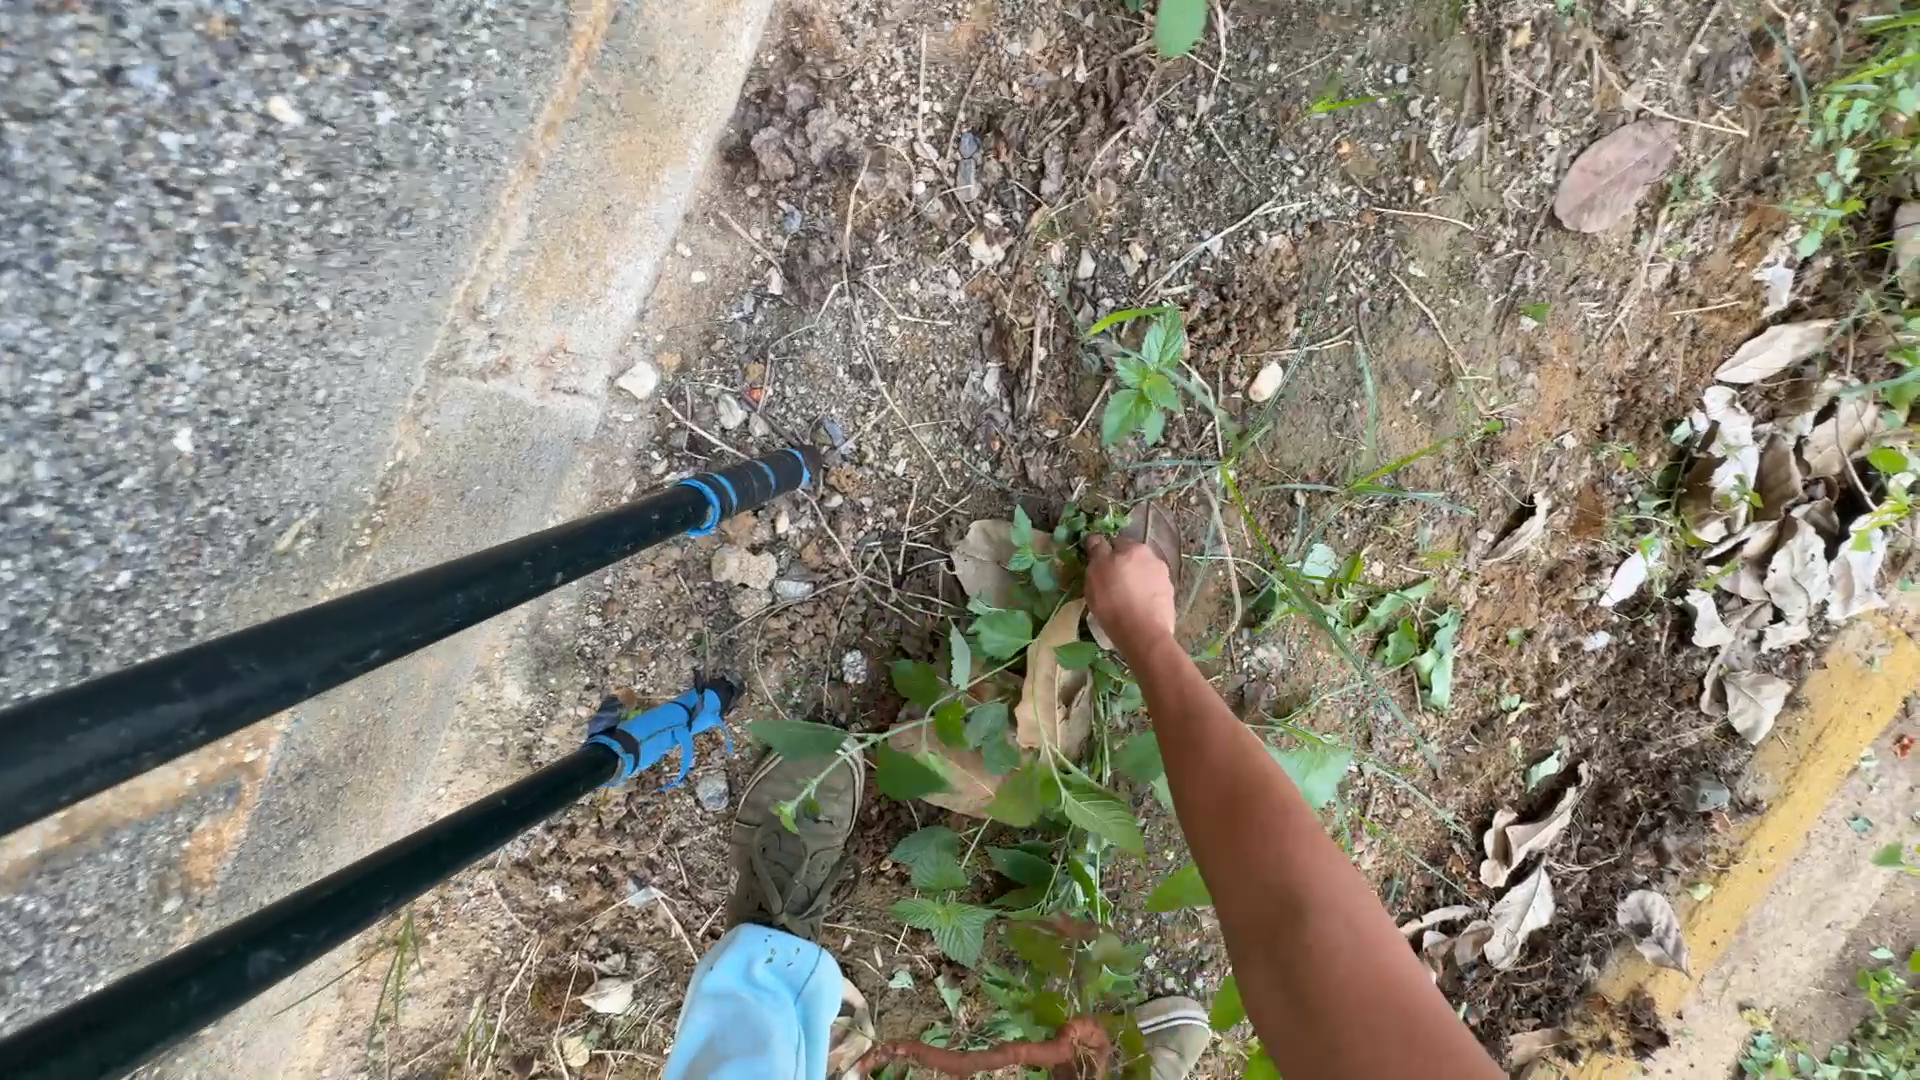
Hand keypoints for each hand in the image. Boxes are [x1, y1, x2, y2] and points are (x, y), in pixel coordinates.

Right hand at [1083, 534, 1175, 657]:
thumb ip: (1097, 551)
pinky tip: (1135, 610)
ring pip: (1142, 576)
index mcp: (1135, 548)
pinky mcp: (1169, 599)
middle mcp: (1153, 558)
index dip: (1103, 555)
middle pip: (1131, 559)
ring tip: (1122, 601)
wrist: (1142, 634)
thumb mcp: (1095, 572)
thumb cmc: (1113, 600)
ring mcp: (1164, 579)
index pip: (1114, 543)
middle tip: (1107, 586)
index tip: (1096, 570)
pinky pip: (1150, 592)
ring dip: (1133, 582)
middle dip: (1120, 568)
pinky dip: (1142, 597)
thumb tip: (1096, 538)